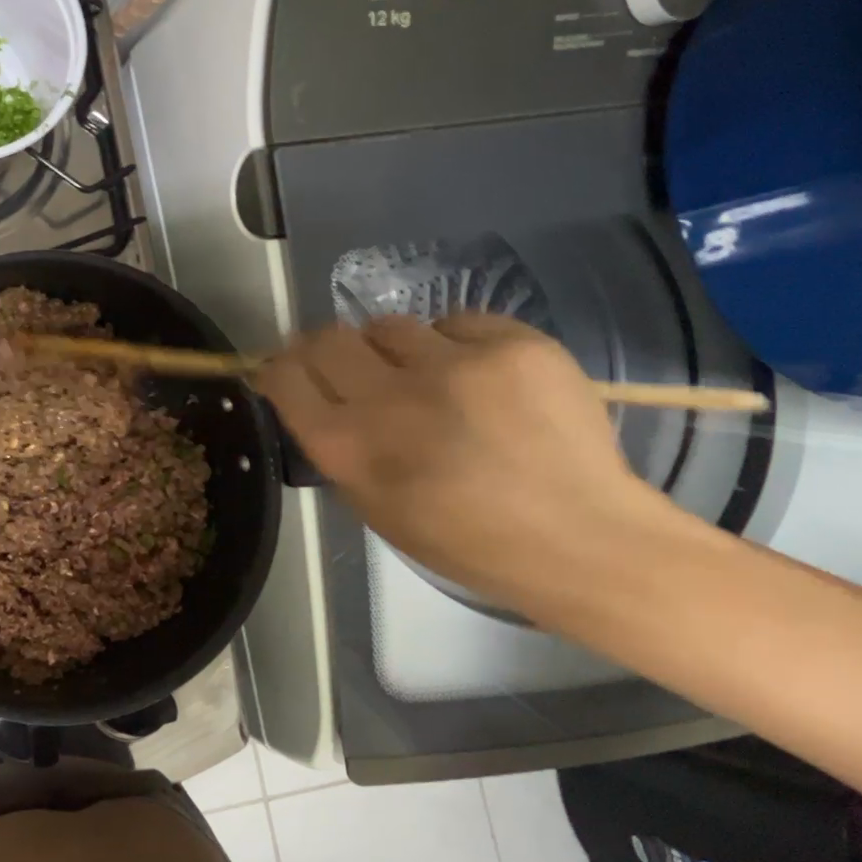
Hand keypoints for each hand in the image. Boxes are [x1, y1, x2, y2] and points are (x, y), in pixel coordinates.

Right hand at [255, 314, 663, 596]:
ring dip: (395, 348)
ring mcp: (453, 364)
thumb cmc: (463, 538)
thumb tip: (317, 399)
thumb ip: (335, 446)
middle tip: (354, 367)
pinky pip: (457, 322)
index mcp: (345, 446)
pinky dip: (458, 344)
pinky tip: (481, 377)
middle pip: (326, 338)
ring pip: (390, 325)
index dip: (281, 369)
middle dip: (329, 349)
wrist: (580, 539)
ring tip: (428, 376)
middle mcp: (387, 398)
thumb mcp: (371, 504)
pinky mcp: (512, 344)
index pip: (283, 375)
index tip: (292, 373)